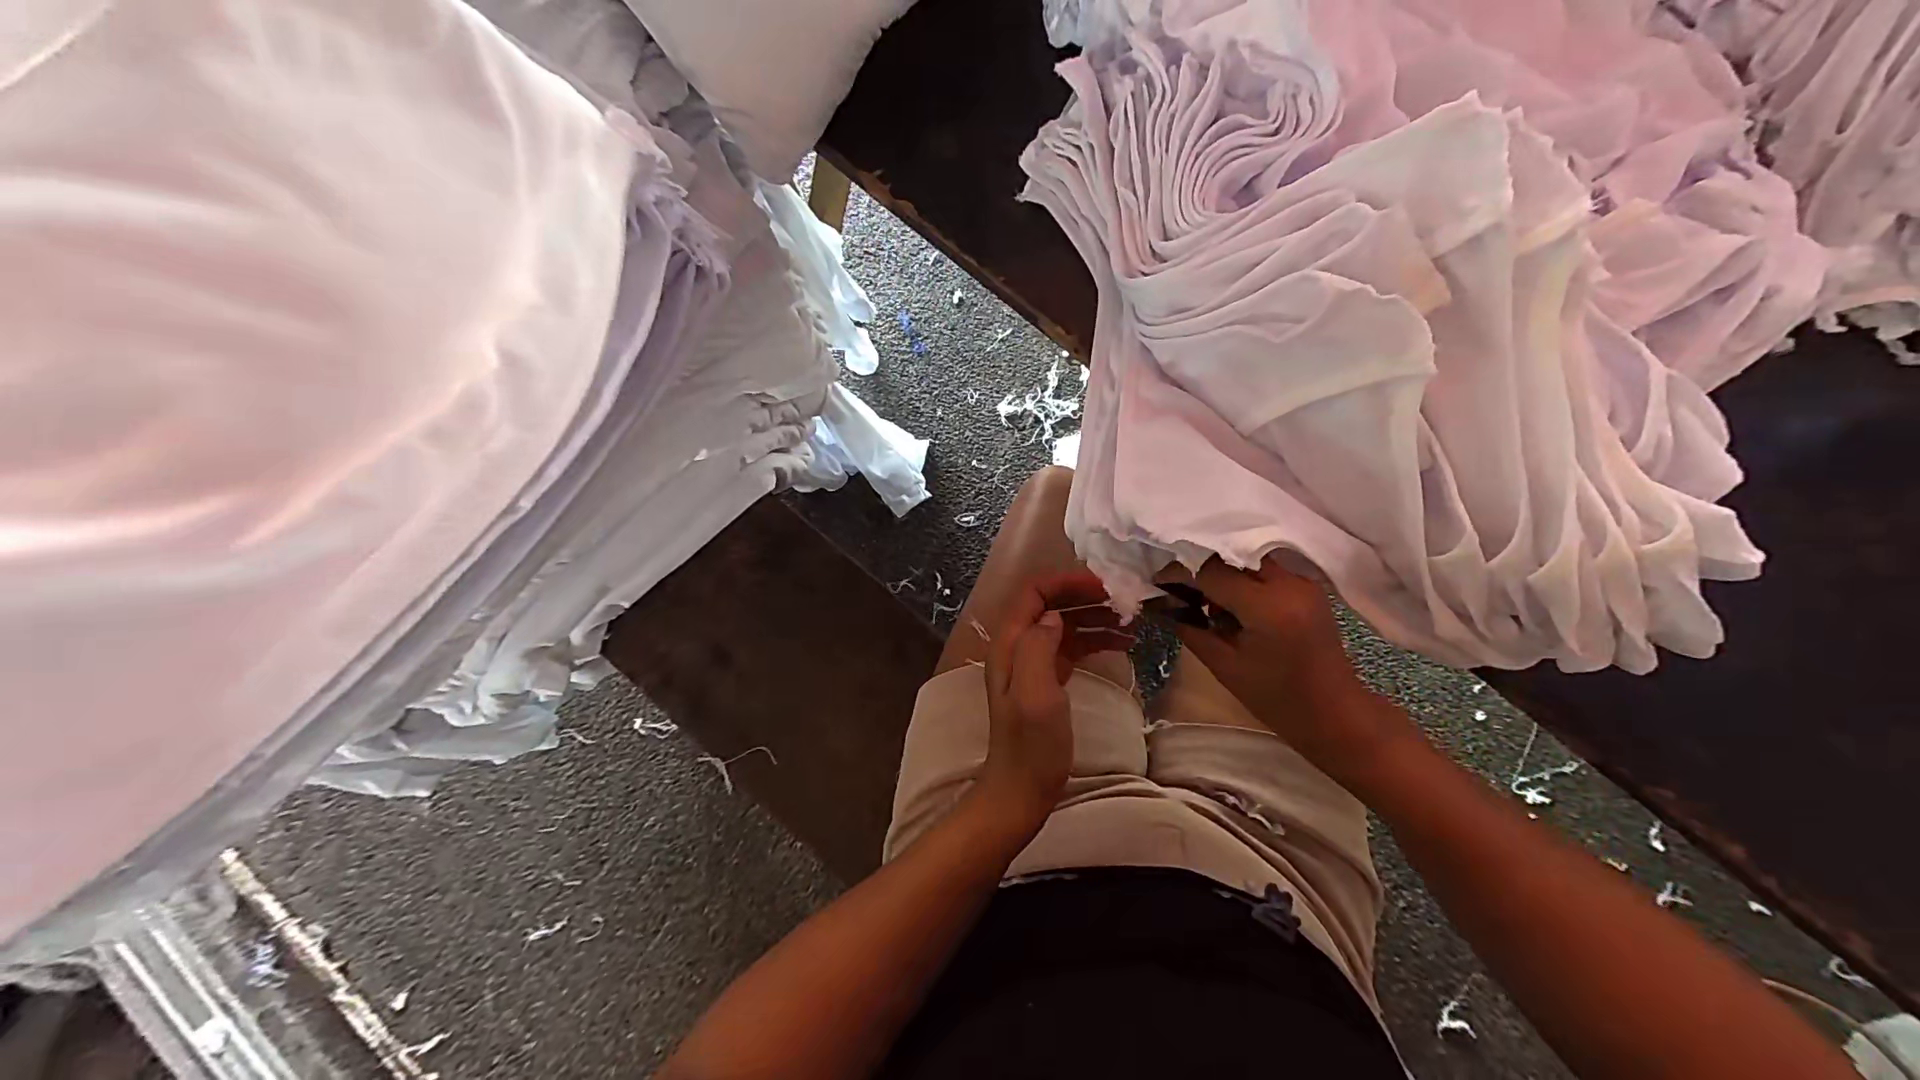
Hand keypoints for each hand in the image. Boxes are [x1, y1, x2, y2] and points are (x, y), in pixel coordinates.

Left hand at [975, 571, 1129, 829]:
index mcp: (1010, 643)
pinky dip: (1096, 640)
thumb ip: (1038, 647)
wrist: (1022, 789)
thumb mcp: (1034, 694)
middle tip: (1124, 601)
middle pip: (1051, 604)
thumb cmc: (1030, 744)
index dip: (1065, 582)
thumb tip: (1054, 615)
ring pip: (1065, 625)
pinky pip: (1072, 648)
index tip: (1104, 585)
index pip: (1033, 592)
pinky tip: (1123, 643)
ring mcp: (1033, 664)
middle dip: (1085, 596)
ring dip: (1096, 618)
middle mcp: (1018, 646)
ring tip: (1132, 621)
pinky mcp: (1049, 680)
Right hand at [1157, 556, 1407, 770]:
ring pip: (1247, 559)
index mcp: (1268, 606)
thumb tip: (1158, 603)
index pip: (1210, 571)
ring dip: (1220, 572)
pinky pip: (1264, 570)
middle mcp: (1289, 583)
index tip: (1155, 582)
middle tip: (1176, 589)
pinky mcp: (1307, 586)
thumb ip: (1190, 626)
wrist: (1335, 713)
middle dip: (1198, 568)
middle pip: (1229, 556)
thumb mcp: (1223, 664)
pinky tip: (1229, 604)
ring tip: (1203, 600)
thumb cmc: (1276, 699)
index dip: (1177, 573)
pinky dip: (1241, 579)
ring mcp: (1302, 581)